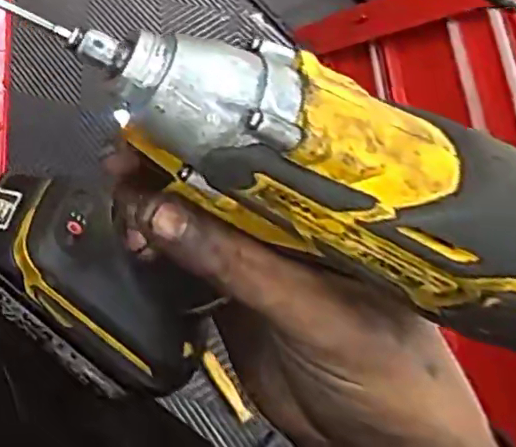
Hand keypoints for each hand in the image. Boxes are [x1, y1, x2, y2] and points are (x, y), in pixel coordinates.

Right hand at [108, 147, 493, 446]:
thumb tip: (158, 212)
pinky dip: (146, 242)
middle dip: (155, 169)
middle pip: (201, 177)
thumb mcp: (314, 312)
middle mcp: (274, 222)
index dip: (191, 140)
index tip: (146, 134)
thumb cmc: (394, 380)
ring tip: (129, 219)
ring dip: (144, 207)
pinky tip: (135, 244)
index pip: (242, 157)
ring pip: (180, 210)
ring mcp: (245, 252)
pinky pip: (173, 251)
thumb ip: (234, 262)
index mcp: (312, 210)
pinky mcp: (220, 284)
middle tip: (122, 170)